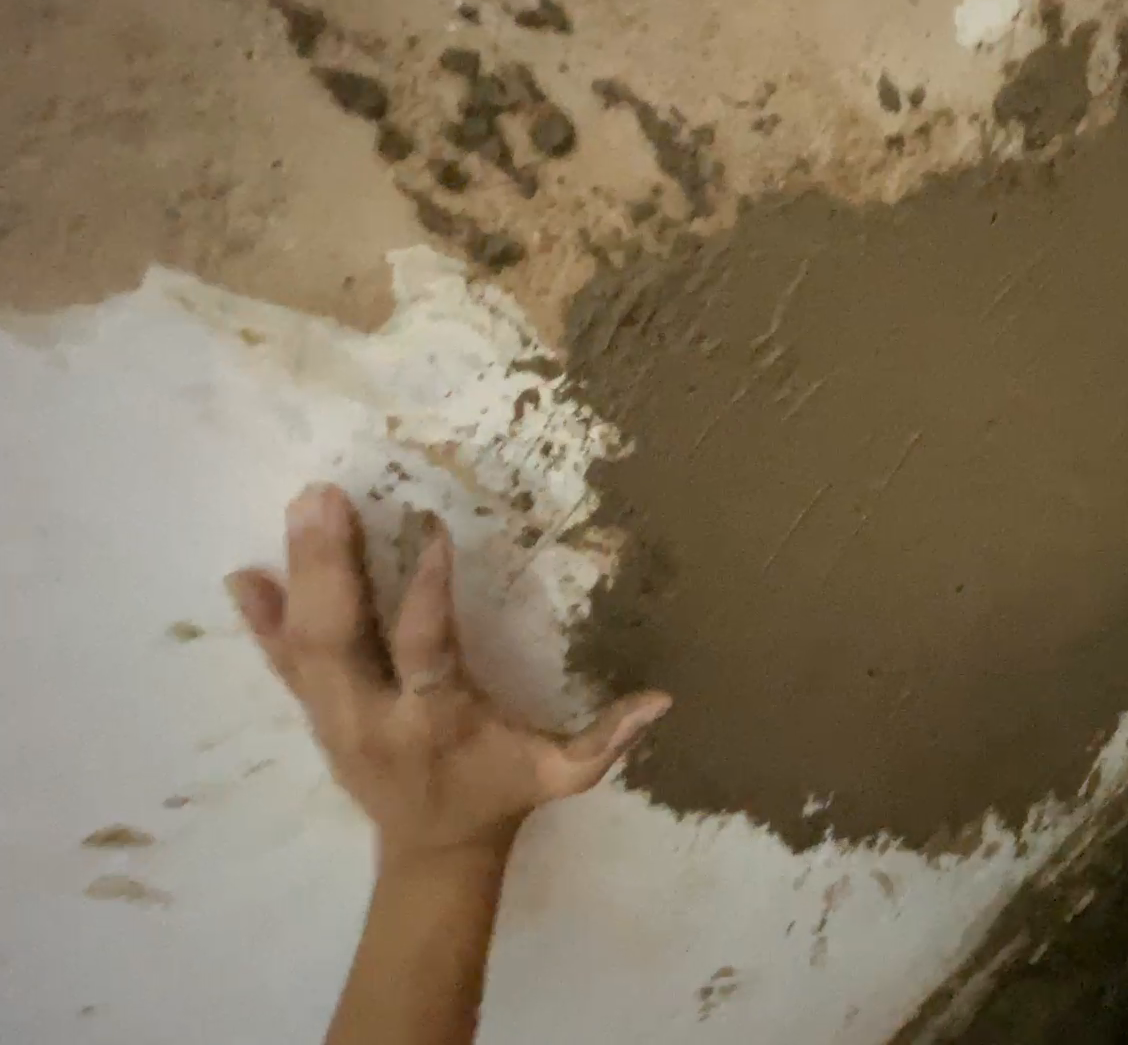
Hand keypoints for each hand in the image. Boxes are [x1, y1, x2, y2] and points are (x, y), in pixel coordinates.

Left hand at [226, 484, 670, 863]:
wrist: (431, 849)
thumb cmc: (502, 796)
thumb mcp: (563, 775)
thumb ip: (609, 739)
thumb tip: (664, 699)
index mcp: (437, 721)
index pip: (425, 650)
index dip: (427, 592)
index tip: (433, 530)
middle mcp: (373, 716)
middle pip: (339, 638)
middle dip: (330, 565)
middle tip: (324, 497)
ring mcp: (335, 717)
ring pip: (305, 643)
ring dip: (300, 574)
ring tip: (302, 508)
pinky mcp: (319, 717)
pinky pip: (283, 665)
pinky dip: (263, 621)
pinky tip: (244, 577)